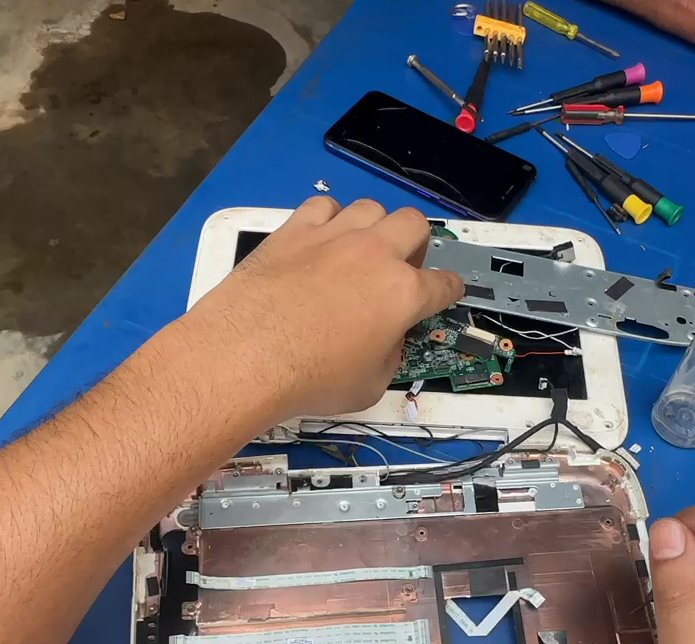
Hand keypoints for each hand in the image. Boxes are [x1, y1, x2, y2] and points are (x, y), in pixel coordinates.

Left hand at [182, 197, 463, 419]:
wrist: (246, 356)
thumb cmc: (312, 380)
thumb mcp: (369, 387)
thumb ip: (389, 357)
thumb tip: (386, 342)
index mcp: (404, 295)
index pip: (443, 285)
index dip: (447, 291)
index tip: (443, 294)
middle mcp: (376, 254)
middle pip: (415, 225)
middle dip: (416, 245)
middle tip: (403, 266)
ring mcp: (334, 236)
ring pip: (371, 208)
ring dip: (374, 227)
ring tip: (361, 251)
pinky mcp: (295, 229)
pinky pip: (324, 206)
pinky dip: (330, 219)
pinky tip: (322, 240)